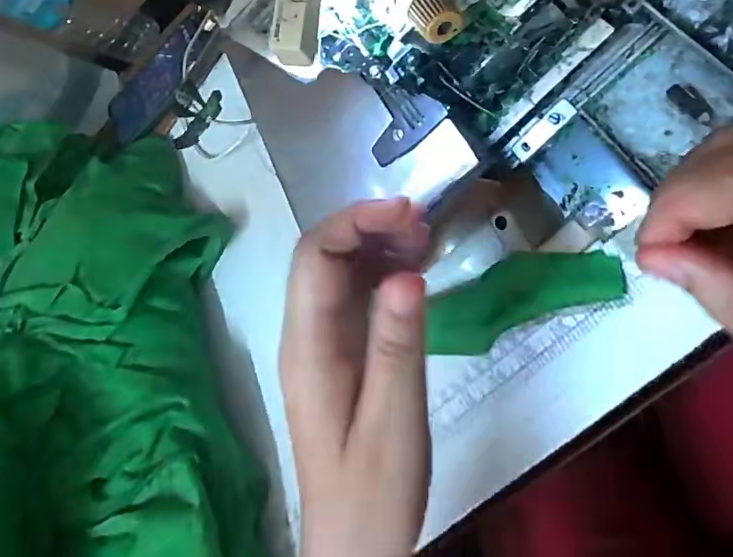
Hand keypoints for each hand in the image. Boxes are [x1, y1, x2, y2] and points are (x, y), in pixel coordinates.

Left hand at [280, 198, 431, 556]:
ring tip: (426, 237)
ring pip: (339, 269)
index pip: (315, 257)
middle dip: (369, 224)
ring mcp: (321, 341)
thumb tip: (407, 273)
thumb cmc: (373, 496)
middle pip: (323, 254)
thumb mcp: (394, 424)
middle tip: (424, 223)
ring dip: (379, 242)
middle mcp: (306, 334)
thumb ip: (398, 347)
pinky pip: (355, 293)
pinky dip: (385, 269)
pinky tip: (417, 267)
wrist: (354, 551)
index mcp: (308, 347)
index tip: (408, 211)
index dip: (355, 220)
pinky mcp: (341, 350)